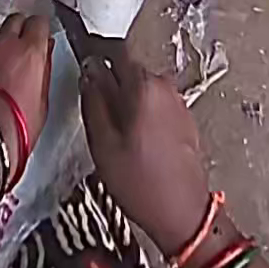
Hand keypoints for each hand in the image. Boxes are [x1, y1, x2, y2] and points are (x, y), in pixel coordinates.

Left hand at [0, 13, 51, 173]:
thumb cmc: (13, 127)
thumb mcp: (42, 103)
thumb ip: (43, 71)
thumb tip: (44, 59)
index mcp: (31, 51)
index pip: (39, 22)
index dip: (39, 29)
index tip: (40, 36)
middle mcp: (5, 43)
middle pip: (14, 21)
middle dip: (18, 30)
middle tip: (21, 49)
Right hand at [81, 56, 212, 249]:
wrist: (184, 217)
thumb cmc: (140, 182)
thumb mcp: (102, 143)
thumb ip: (92, 100)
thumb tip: (88, 74)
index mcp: (143, 85)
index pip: (115, 50)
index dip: (96, 53)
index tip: (84, 64)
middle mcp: (164, 86)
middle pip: (128, 69)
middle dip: (110, 81)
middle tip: (95, 106)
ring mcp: (177, 101)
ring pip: (142, 86)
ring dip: (126, 97)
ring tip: (114, 128)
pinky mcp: (184, 118)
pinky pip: (156, 102)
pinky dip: (142, 110)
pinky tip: (135, 137)